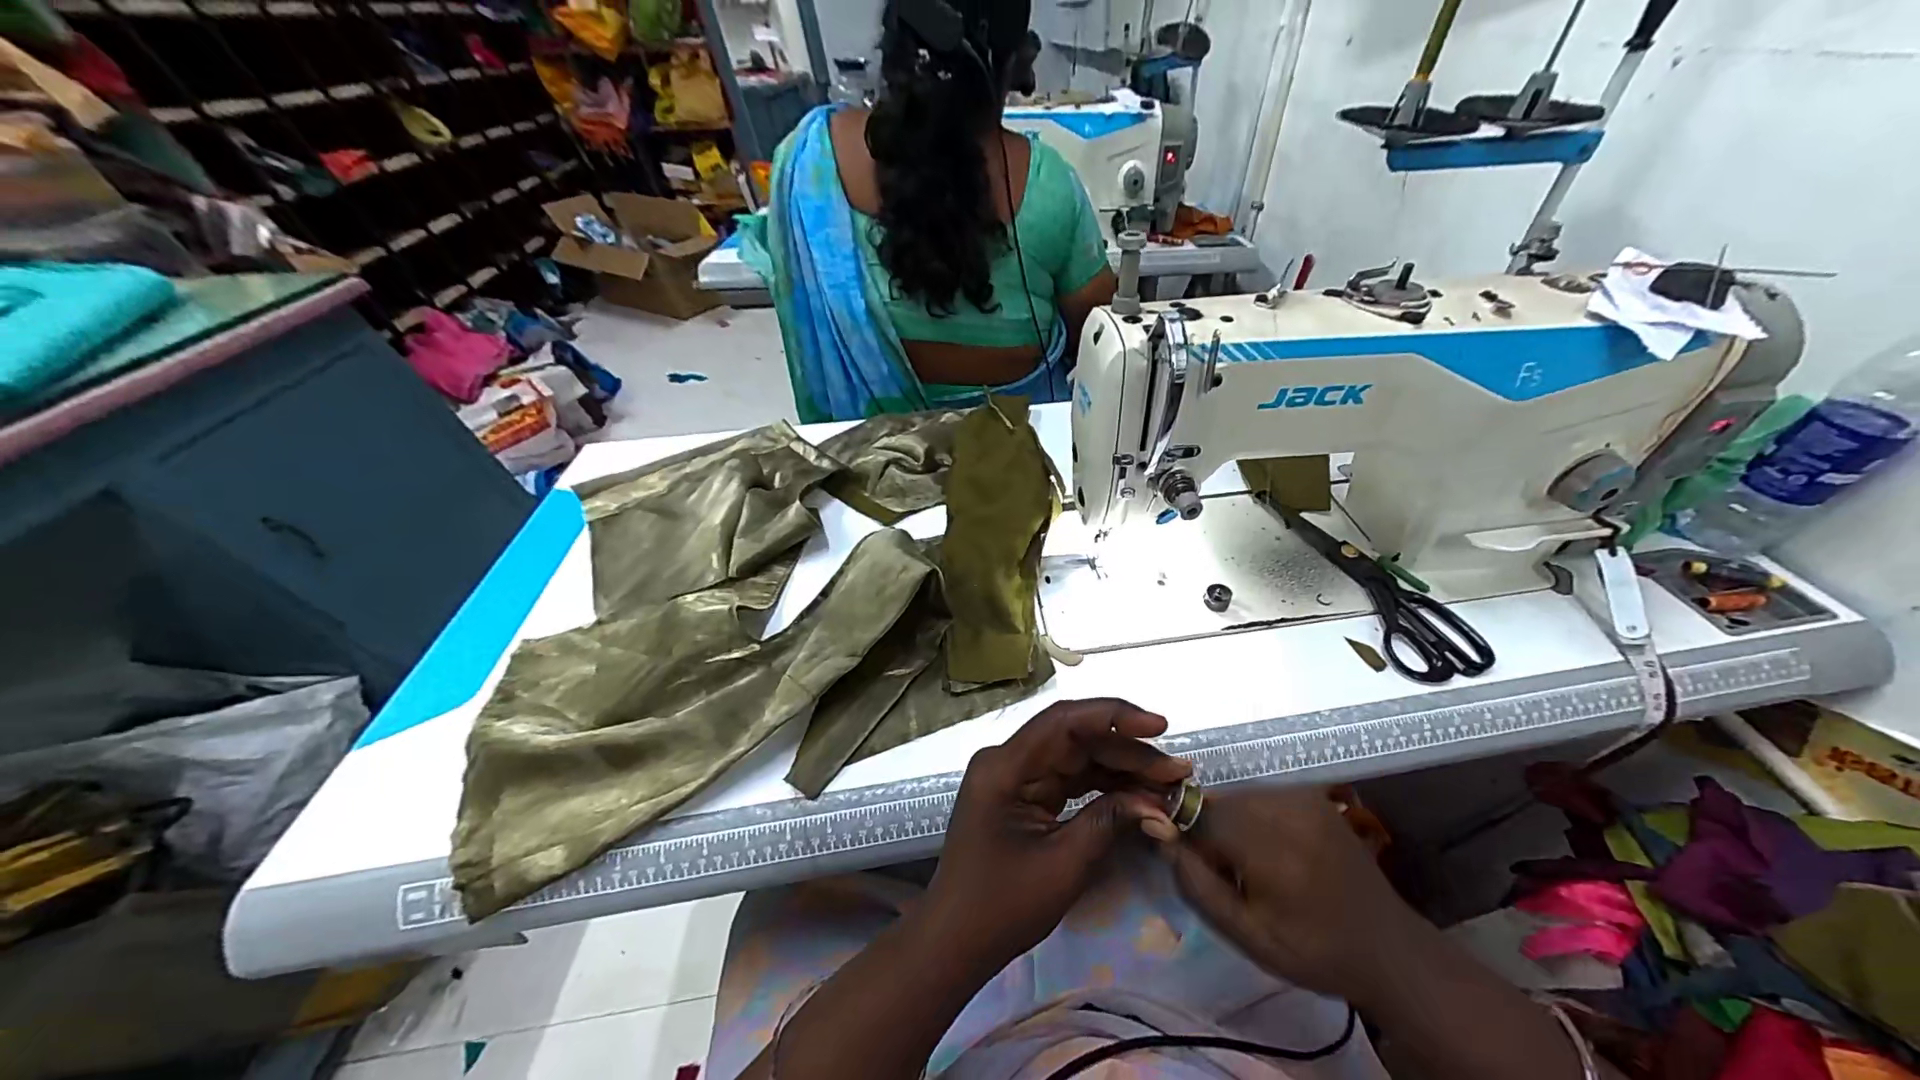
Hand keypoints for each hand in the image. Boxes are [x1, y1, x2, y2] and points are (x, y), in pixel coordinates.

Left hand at [922, 698, 1190, 962]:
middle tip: (1178, 772)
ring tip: (1169, 783)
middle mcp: (1009, 761)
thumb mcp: (1063, 864)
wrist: (956, 939)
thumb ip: (1109, 821)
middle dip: (1128, 751)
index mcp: (1005, 766)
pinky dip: (1104, 786)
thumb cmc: (1002, 905)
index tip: (1159, 726)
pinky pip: (1070, 778)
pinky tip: (1139, 796)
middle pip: (1076, 739)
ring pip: (1077, 757)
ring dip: (1121, 768)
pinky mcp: (1025, 795)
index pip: (1064, 722)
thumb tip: (1159, 804)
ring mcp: (1016, 777)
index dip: (1114, 717)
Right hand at [1154, 786, 1433, 1005]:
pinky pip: (1260, 793)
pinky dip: (1251, 814)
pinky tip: (1270, 846)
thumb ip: (1196, 882)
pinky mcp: (1312, 795)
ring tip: (1249, 862)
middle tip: (1226, 871)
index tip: (1195, 866)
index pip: (1197, 815)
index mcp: (1270, 848)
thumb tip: (1159, 831)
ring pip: (1236, 795)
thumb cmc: (1312, 950)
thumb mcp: (1246, 934)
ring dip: (1229, 820)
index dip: (1185, 835)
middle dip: (1208, 829)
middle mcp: (1286, 810)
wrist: (1387, 947)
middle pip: (1217, 801)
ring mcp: (1302, 797)